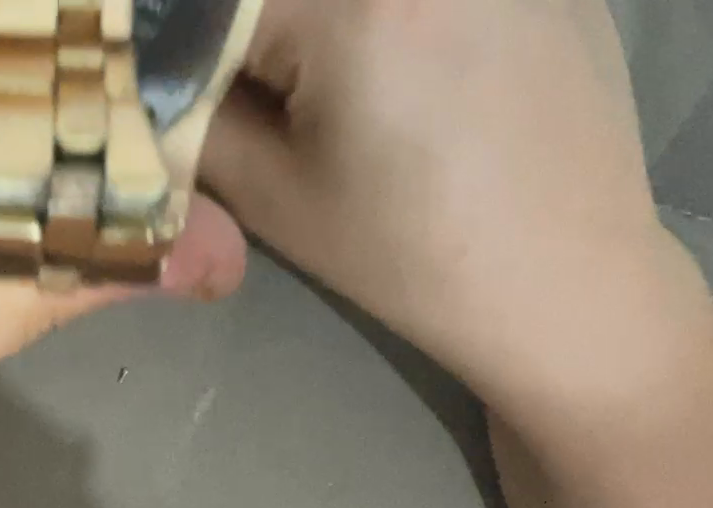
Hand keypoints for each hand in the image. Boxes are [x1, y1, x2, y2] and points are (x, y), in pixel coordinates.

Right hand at [201, 0, 673, 387]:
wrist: (556, 275)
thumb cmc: (399, 251)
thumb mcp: (270, 196)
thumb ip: (195, 123)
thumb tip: (156, 75)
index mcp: (355, 5)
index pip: (215, 6)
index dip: (183, 55)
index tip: (193, 107)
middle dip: (251, 39)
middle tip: (261, 105)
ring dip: (311, 34)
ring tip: (328, 101)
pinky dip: (380, 28)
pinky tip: (408, 83)